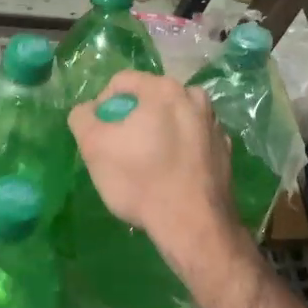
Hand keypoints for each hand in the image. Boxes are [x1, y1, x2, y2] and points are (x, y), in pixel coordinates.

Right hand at [68, 71, 234, 252]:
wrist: (193, 224)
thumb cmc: (140, 180)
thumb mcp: (93, 147)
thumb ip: (83, 117)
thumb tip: (89, 110)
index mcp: (164, 89)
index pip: (121, 82)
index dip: (103, 105)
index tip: (99, 134)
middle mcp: (194, 97)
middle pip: (150, 99)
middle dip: (133, 119)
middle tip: (121, 150)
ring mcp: (214, 124)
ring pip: (174, 119)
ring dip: (158, 132)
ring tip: (148, 163)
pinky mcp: (224, 150)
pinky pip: (193, 140)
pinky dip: (180, 149)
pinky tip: (171, 174)